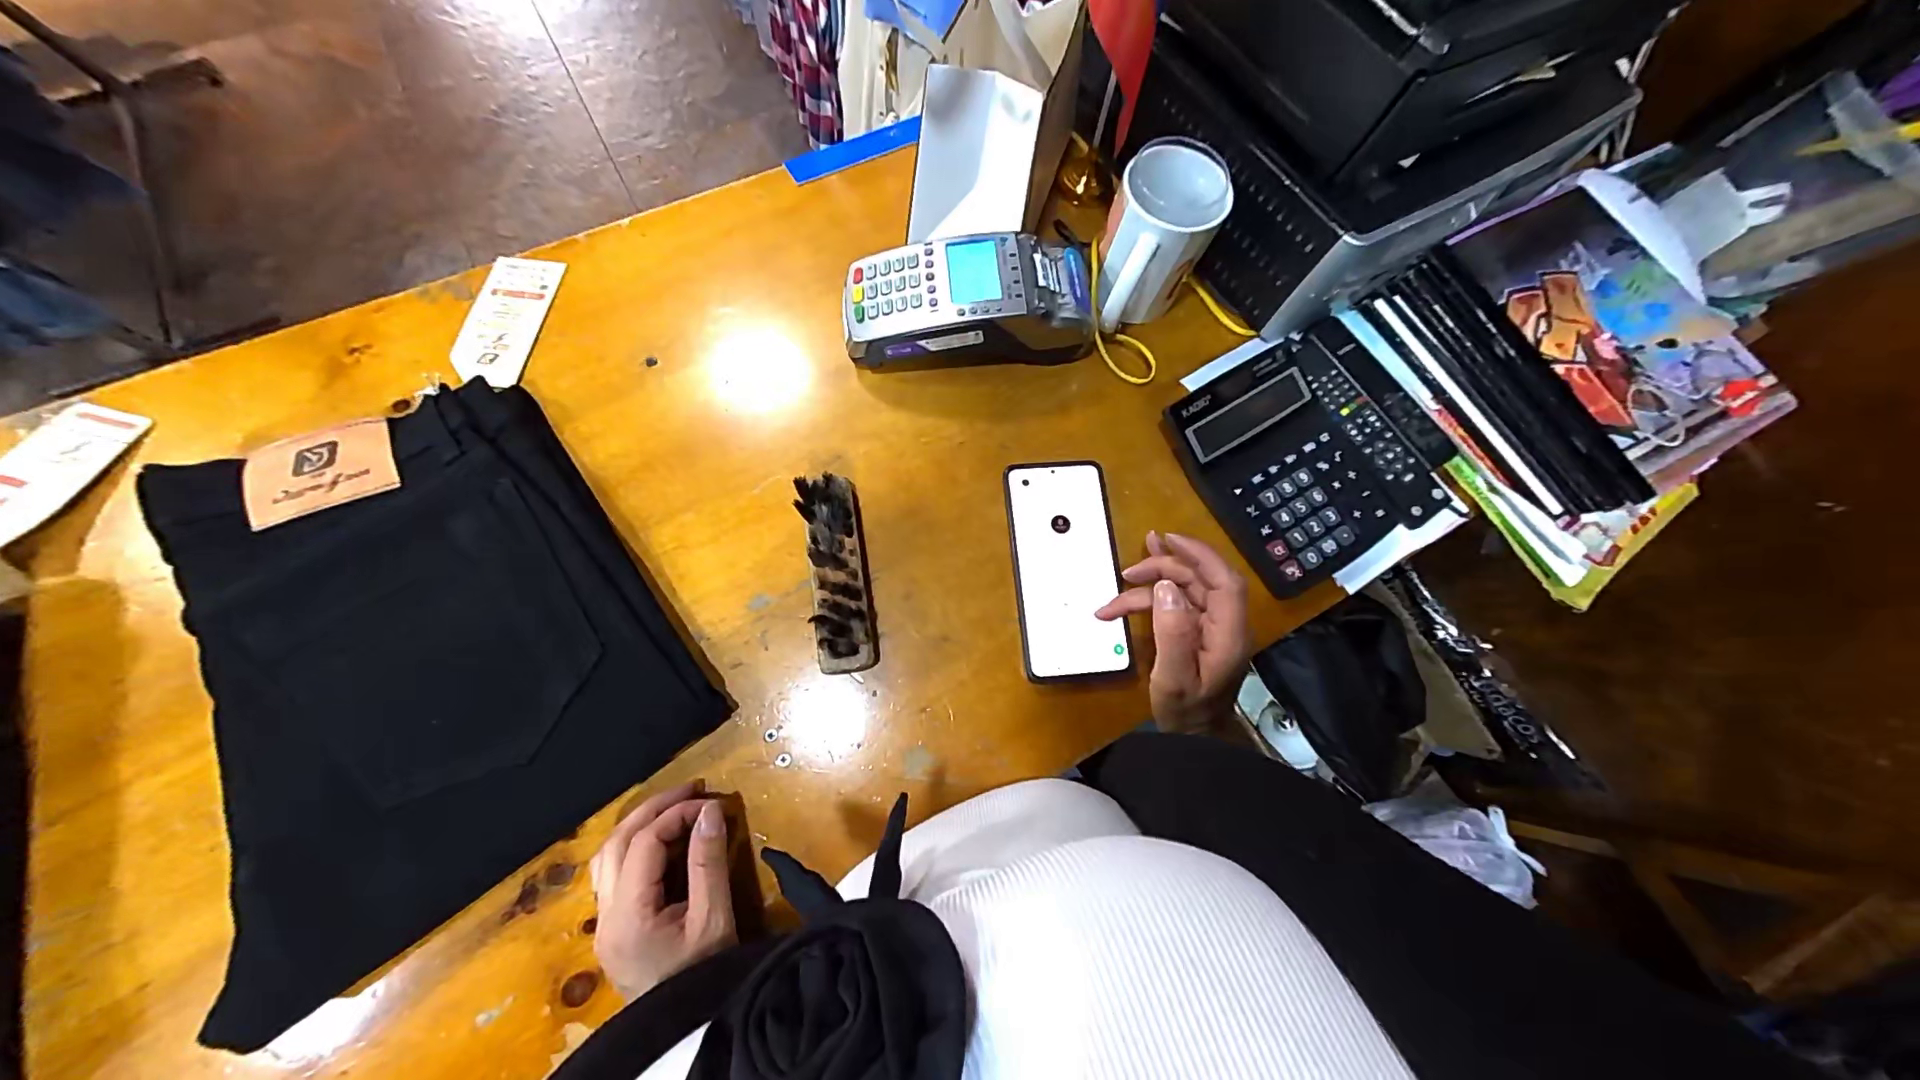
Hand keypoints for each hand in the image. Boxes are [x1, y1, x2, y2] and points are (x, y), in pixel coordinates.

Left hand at [588, 781, 735, 999]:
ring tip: (675, 806)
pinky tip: (660, 839)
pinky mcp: (612, 927)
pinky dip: (635, 845)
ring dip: (640, 824)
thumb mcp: (714, 919)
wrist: (683, 1028)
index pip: (645, 843)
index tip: (712, 803)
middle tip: (692, 789)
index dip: (677, 814)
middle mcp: (606, 915)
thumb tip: (710, 811)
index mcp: (628, 915)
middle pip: (618, 842)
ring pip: (608, 856)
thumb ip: (708, 862)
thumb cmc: (704, 975)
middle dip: (655, 808)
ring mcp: (604, 923)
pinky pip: (613, 872)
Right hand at [1095, 531, 1251, 732]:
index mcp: (1228, 634)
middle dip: (1164, 568)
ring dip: (1152, 584)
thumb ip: (1172, 632)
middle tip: (1130, 571)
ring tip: (1121, 582)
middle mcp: (1224, 625)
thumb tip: (1165, 588)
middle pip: (1199, 580)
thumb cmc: (1186, 713)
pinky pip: (1175, 605)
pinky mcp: (1196, 634)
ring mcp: (1211, 629)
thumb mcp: (1174, 678)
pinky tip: (1121, 605)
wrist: (1193, 740)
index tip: (1170, 540)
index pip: (1224, 581)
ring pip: (1184, 590)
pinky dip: (1148, 601)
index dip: (1200, 554)